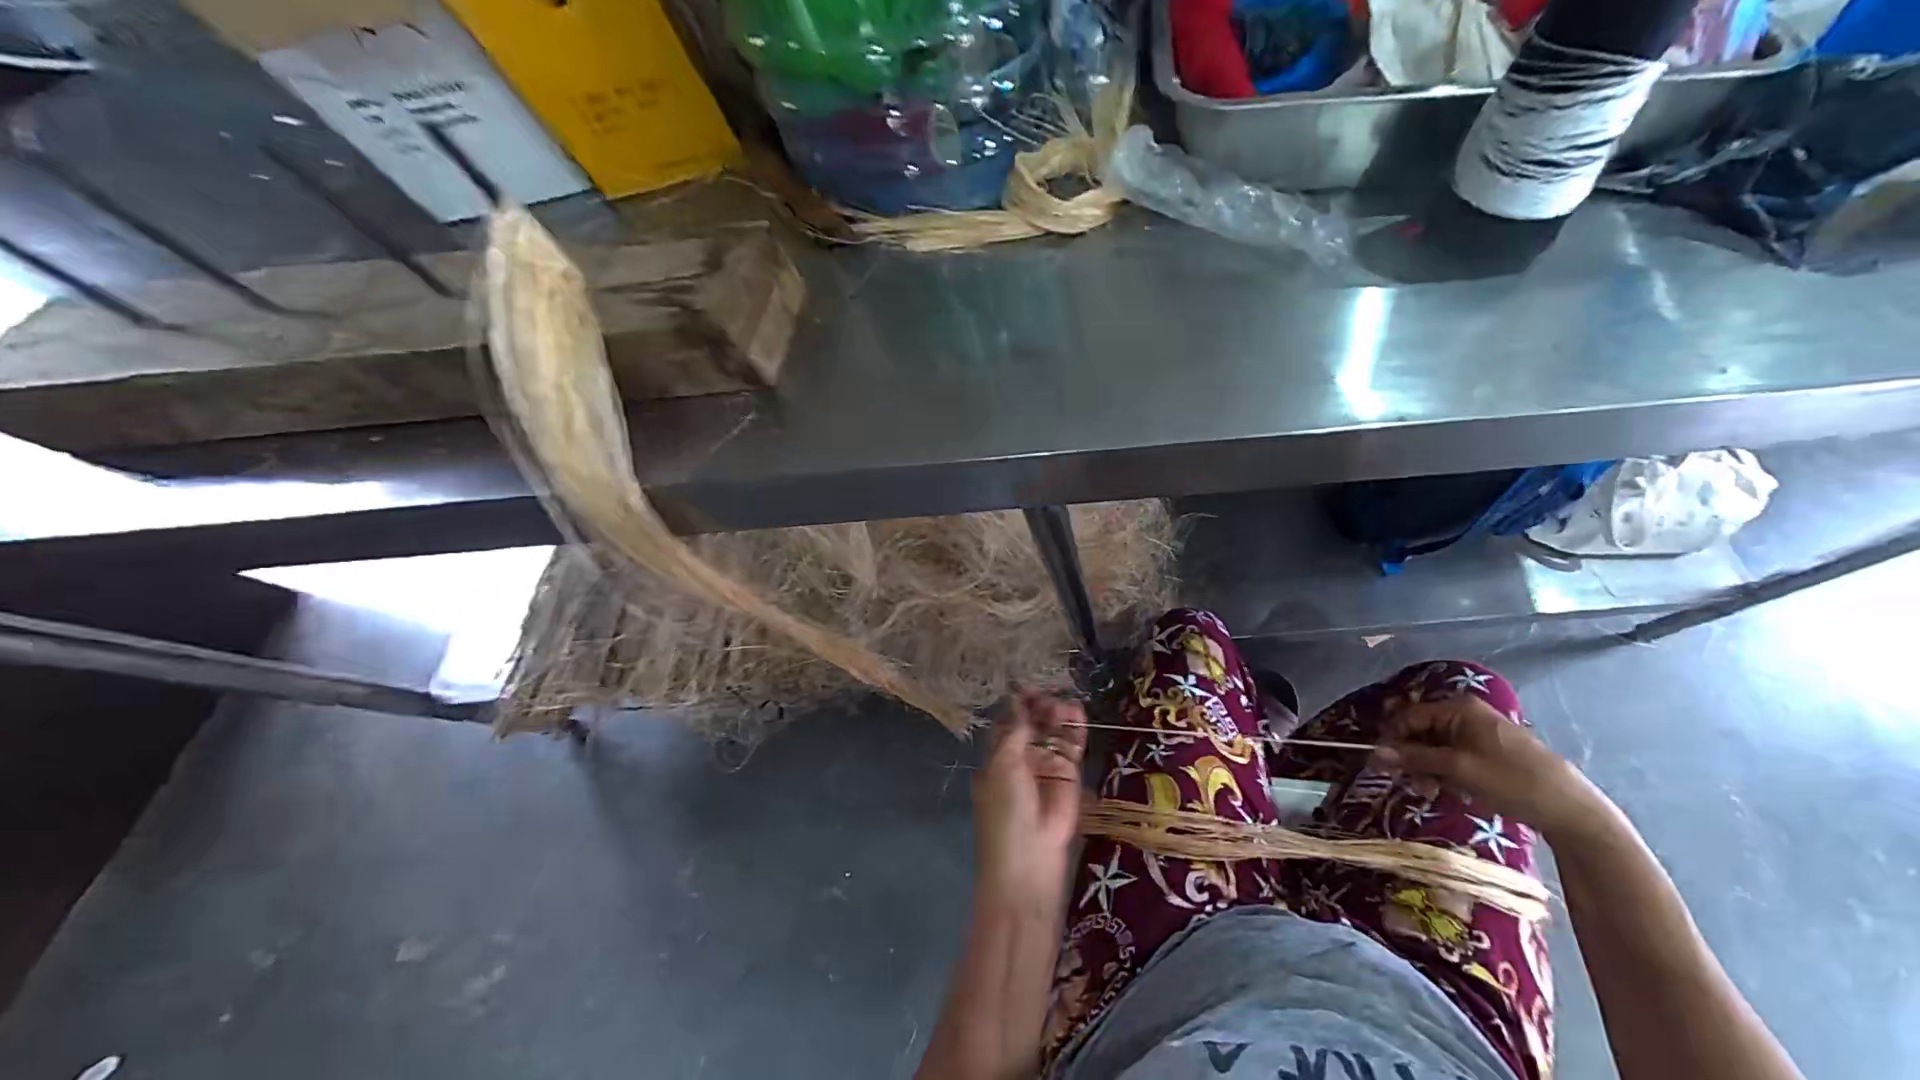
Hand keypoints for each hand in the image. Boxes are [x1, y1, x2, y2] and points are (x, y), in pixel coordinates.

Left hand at [973, 691, 1086, 911]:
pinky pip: (1072, 746)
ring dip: (1058, 714)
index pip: (1008, 723)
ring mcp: (1046, 766)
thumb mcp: (1003, 766)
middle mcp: (1021, 758)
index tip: (1028, 686)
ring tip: (1064, 702)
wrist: (1029, 857)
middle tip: (1049, 695)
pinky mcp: (1069, 775)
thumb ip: (1014, 731)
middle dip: (1040, 707)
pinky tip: (1077, 711)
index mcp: (997, 757)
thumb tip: (1017, 700)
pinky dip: (1076, 729)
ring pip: (1053, 732)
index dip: (1018, 704)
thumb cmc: (1005, 810)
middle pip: (1033, 724)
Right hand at [1375, 694, 1612, 840]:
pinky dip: (1445, 772)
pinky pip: (1453, 756)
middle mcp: (1466, 714)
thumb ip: (1414, 758)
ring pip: (1435, 746)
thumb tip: (1374, 752)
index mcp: (1458, 708)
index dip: (1393, 739)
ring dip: (1427, 768)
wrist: (1571, 809)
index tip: (1383, 765)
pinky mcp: (1489, 751)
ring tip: (1431, 791)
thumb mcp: (1457, 769)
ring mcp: (1479, 732)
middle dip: (1412, 757)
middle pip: (1421, 731)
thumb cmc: (1511, 781)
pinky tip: (1449, 790)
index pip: (1408, 716)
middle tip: (1411, 783)